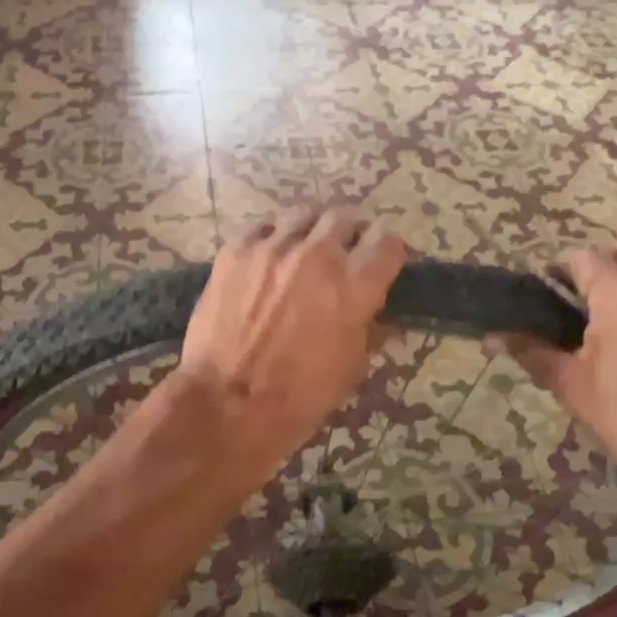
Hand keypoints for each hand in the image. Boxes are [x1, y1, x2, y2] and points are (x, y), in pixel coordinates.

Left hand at [174, 207, 407, 460]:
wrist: (227, 402)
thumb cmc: (299, 397)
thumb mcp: (351, 368)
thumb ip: (370, 330)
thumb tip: (382, 316)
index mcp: (355, 285)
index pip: (387, 241)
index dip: (389, 251)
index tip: (384, 263)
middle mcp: (319, 254)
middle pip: (344, 218)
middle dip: (349, 235)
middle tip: (343, 255)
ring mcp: (273, 248)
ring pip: (303, 214)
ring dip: (311, 229)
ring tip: (304, 249)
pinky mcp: (235, 251)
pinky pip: (261, 227)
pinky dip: (272, 237)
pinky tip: (268, 257)